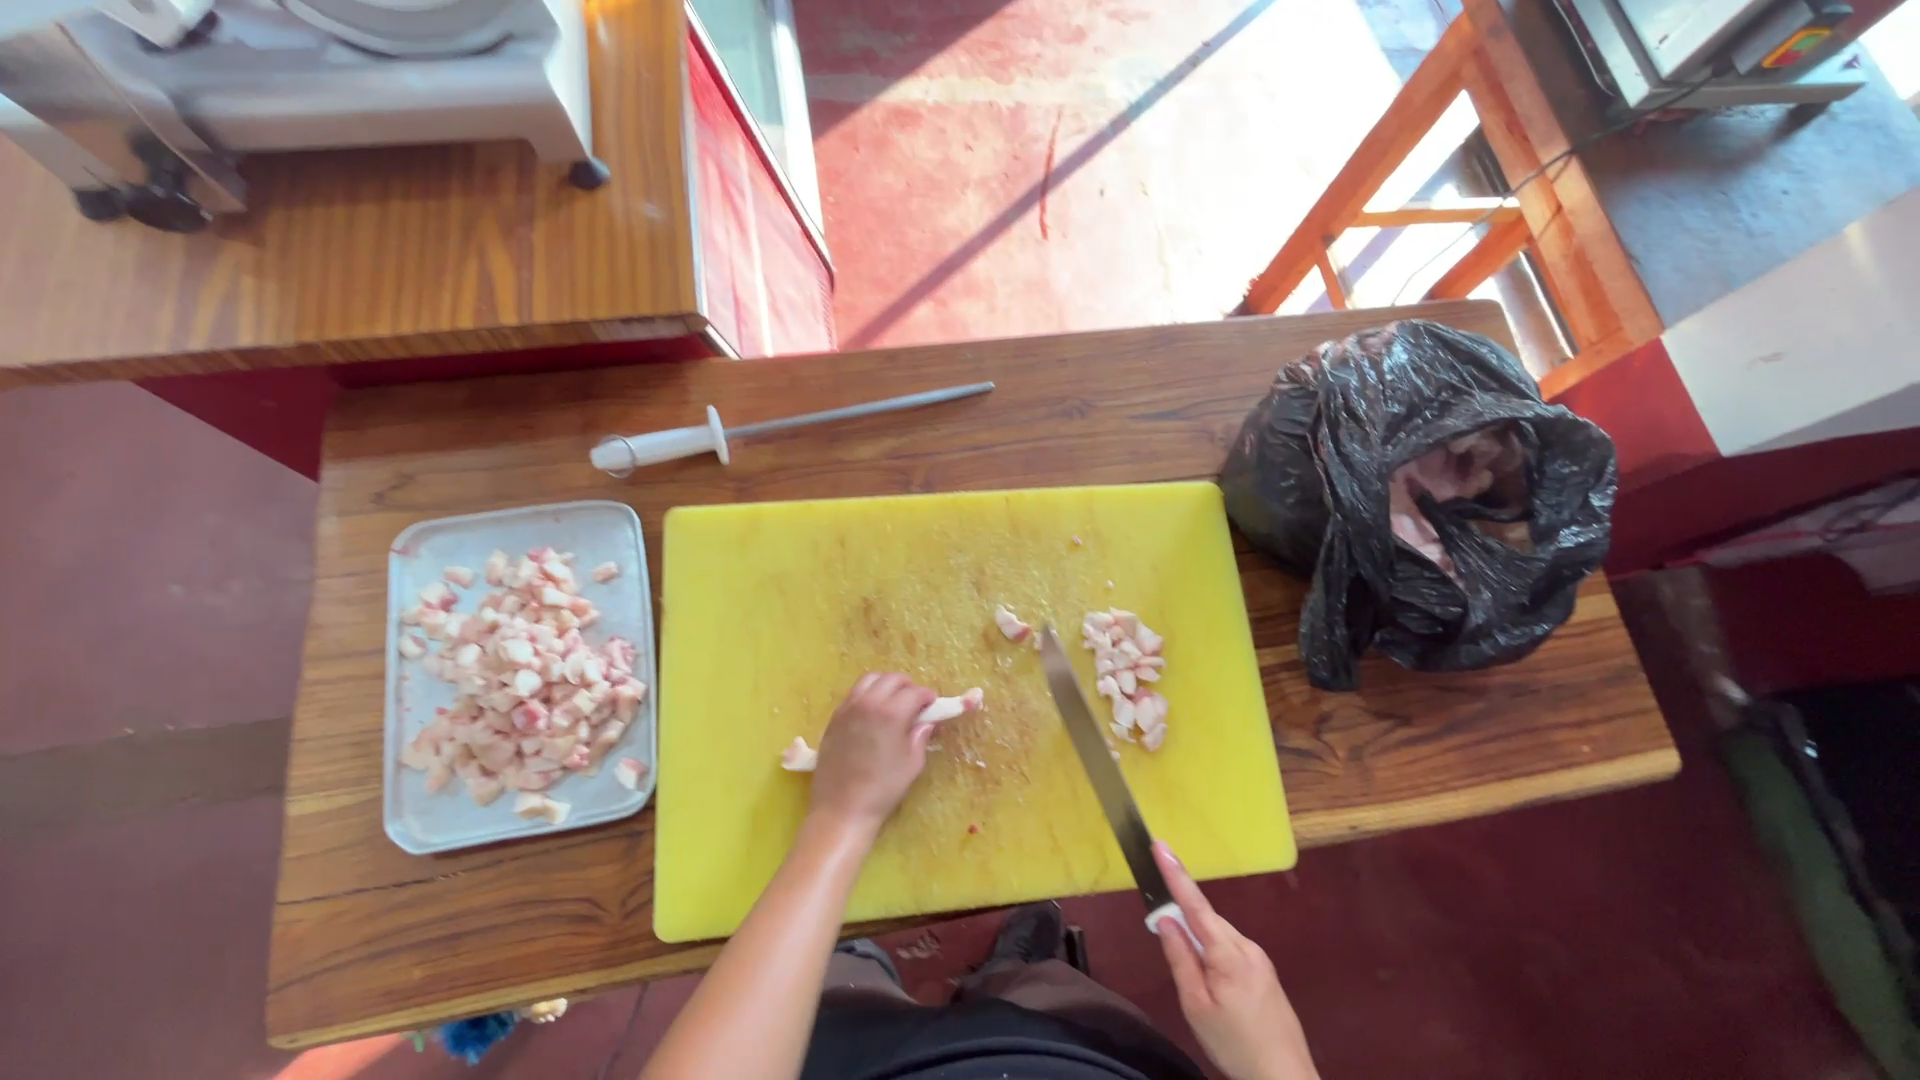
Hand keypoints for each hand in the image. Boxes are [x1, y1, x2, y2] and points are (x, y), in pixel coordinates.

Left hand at [807, 673, 937, 837]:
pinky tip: (872, 712)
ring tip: (892, 702)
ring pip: (869, 680)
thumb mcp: (912, 764)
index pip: (914, 692)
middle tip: (914, 703)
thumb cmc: (883, 789)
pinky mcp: (834, 718)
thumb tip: (925, 722)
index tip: (932, 704)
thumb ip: (920, 737)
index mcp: (891, 713)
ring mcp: (847, 709)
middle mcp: (868, 703)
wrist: (842, 807)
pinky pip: (853, 694)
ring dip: (885, 685)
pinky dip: (867, 694)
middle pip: (891, 679)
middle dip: (907, 686)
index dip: (927, 696)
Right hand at [1152, 841, 1317, 1079]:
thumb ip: (1180, 958)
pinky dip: (1214, 956)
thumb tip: (1166, 919)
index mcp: (1228, 954)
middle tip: (1167, 944)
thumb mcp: (1196, 1006)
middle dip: (1184, 921)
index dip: (1175, 874)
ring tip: (1198, 987)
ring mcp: (1260, 959)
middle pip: (1207, 919)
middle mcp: (1247, 947)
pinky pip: (1231, 950)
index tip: (1160, 845)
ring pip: (1219, 936)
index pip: (1194, 904)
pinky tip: (1215, 989)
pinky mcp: (1266, 973)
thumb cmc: (1234, 1045)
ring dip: (1200, 944)